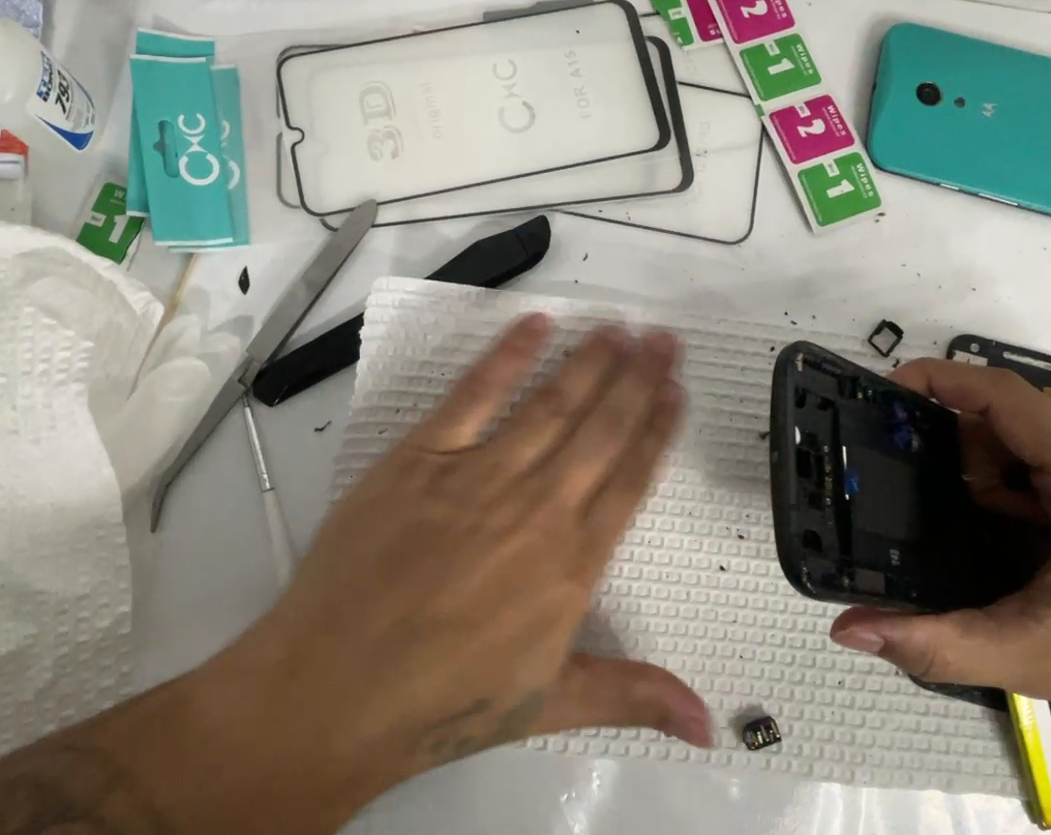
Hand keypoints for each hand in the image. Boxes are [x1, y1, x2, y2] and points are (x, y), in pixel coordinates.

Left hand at [203, 315, 709, 816]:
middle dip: (638, 378)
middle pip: (602, 429)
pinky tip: (534, 324)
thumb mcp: (550, 705)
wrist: (339, 688)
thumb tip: (711, 726)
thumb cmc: (445, 701)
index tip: (677, 390)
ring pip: (550, 404)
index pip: (632, 478)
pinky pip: (474, 393)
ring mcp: (478, 475)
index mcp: (573, 563)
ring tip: (618, 328)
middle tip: (663, 338)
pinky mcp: (421, 456)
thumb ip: (634, 695)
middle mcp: (538, 507)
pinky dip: (507, 355)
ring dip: (589, 361)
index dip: (658, 429)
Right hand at [829, 358, 1050, 763]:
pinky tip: (1044, 528)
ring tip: (1016, 537)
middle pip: (1011, 418)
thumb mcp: (1038, 658)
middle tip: (969, 521)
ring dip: (1001, 471)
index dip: (940, 381)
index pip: (1008, 398)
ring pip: (1035, 429)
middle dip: (971, 461)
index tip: (886, 390)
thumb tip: (852, 629)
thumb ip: (939, 644)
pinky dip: (1032, 473)